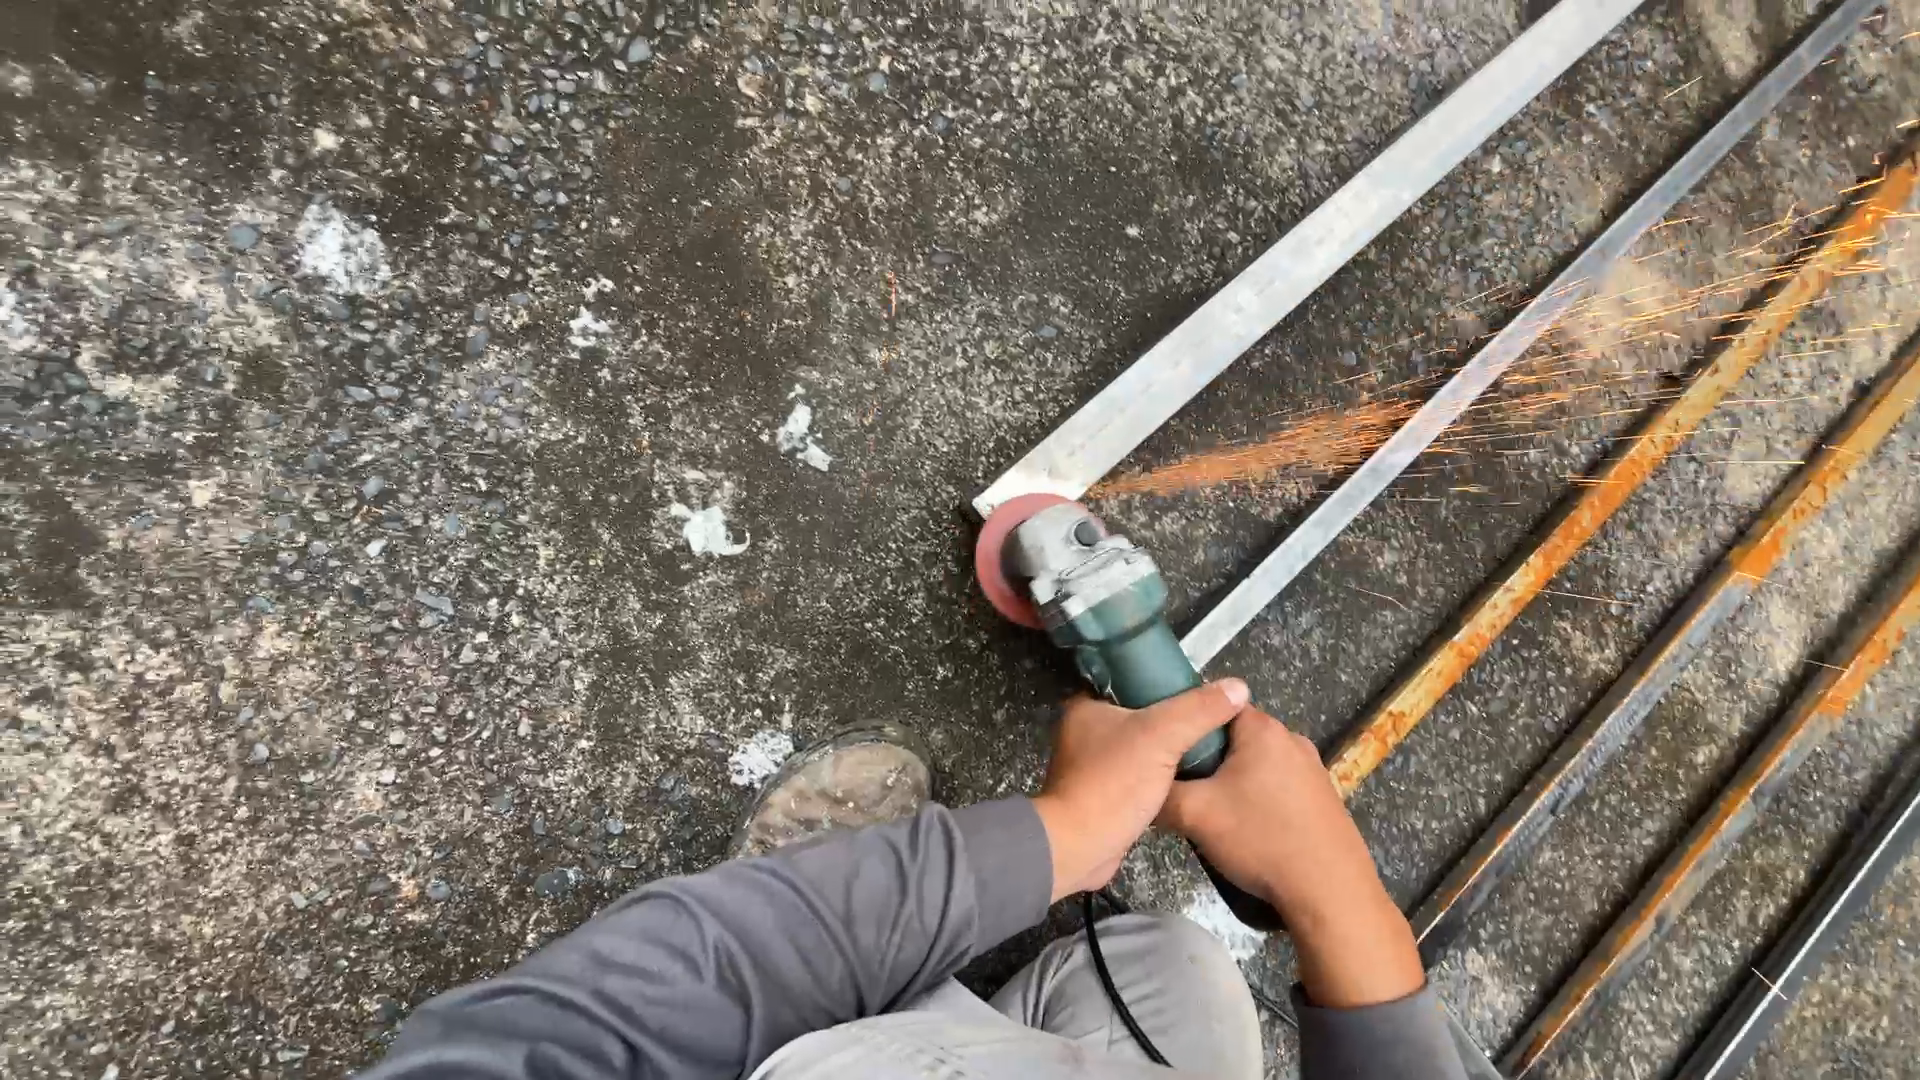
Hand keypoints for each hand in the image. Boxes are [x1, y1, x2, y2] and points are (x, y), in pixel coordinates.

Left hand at [1031, 680, 1249, 902]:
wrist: (1080, 846)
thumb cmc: (1113, 782)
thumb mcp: (1162, 736)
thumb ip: (1198, 710)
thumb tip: (1237, 686)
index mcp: (1087, 705)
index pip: (1129, 679)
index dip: (1164, 679)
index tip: (1198, 686)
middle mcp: (1085, 730)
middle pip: (1139, 713)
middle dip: (1173, 717)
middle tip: (1211, 717)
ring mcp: (1092, 763)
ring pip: (1141, 745)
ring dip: (1168, 748)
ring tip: (1208, 744)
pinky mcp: (1103, 792)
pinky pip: (1139, 773)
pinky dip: (1160, 774)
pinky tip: (1189, 776)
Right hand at [1157, 707, 1424, 1007]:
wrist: (1332, 896)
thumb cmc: (1261, 840)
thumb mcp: (1194, 815)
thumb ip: (1159, 793)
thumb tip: (1140, 788)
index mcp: (1262, 729)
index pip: (1212, 707)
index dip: (1185, 728)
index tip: (1166, 753)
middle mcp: (1292, 739)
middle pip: (1233, 737)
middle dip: (1207, 760)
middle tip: (1184, 788)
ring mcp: (1314, 770)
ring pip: (1255, 764)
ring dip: (1232, 783)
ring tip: (1213, 814)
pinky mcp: (1325, 799)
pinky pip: (1278, 787)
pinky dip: (1259, 801)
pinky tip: (1248, 832)